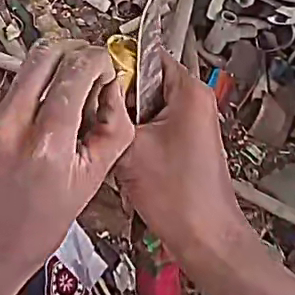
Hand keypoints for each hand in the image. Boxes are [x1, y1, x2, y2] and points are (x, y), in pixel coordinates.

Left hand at [0, 41, 132, 294]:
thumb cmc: (30, 230)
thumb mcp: (87, 186)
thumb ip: (110, 131)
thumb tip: (113, 90)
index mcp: (46, 145)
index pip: (76, 71)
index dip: (97, 60)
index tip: (102, 65)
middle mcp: (8, 126)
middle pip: (44, 53)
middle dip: (70, 52)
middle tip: (82, 68)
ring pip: (21, 73)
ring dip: (43, 82)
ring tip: (50, 116)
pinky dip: (16, 105)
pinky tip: (20, 135)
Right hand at [115, 56, 256, 267]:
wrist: (205, 240)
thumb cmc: (183, 200)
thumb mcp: (130, 147)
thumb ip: (108, 113)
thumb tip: (89, 93)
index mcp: (189, 92)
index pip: (146, 54)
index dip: (116, 63)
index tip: (94, 73)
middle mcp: (194, 102)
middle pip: (142, 80)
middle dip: (117, 95)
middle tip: (98, 110)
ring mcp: (189, 122)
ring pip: (142, 104)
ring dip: (123, 118)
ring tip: (112, 136)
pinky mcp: (182, 141)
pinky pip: (149, 124)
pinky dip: (133, 135)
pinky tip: (123, 154)